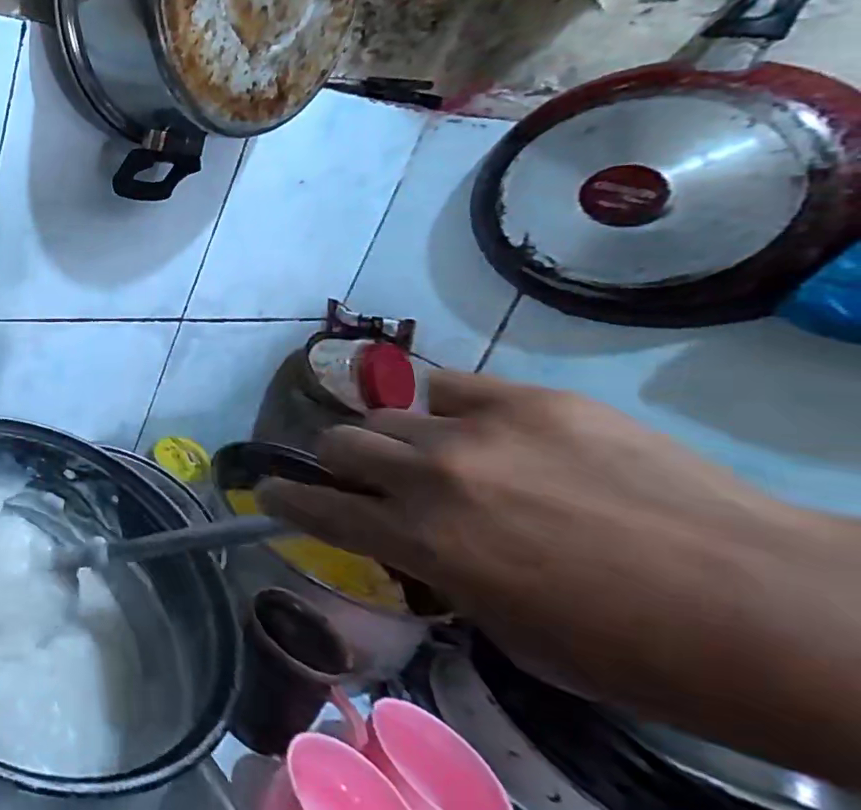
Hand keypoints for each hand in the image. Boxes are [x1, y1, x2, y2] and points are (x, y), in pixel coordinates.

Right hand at [256, 371, 860, 785]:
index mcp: (423, 544)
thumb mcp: (511, 633)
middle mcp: (431, 478)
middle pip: (341, 442)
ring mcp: (479, 430)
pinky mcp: (532, 400)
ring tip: (438, 458)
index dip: (284, 500)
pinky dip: (453, 413)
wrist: (775, 607)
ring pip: (392, 415)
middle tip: (365, 478)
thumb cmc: (639, 653)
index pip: (318, 509)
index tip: (267, 492)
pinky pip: (454, 391)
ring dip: (400, 441)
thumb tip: (421, 544)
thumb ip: (444, 575)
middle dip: (340, 463)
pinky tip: (487, 434)